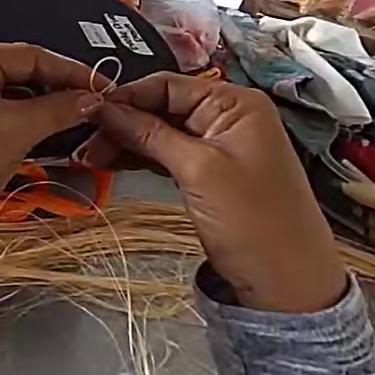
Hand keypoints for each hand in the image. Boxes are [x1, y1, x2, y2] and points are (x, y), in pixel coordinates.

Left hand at [0, 42, 105, 240]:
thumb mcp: (17, 131)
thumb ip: (58, 108)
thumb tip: (91, 98)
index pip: (30, 54)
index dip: (71, 71)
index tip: (106, 86)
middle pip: (19, 68)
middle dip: (57, 87)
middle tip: (96, 105)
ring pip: (9, 87)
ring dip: (41, 102)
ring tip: (78, 116)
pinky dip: (21, 113)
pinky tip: (48, 125)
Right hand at [80, 73, 346, 313]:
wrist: (290, 290)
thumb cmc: (255, 223)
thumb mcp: (197, 170)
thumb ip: (146, 132)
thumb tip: (100, 106)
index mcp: (235, 104)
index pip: (165, 85)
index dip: (124, 97)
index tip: (86, 111)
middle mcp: (225, 116)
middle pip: (157, 105)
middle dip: (120, 121)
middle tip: (84, 139)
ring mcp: (214, 143)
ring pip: (154, 129)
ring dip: (123, 140)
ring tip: (91, 155)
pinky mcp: (204, 169)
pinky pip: (161, 151)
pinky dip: (136, 155)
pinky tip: (109, 160)